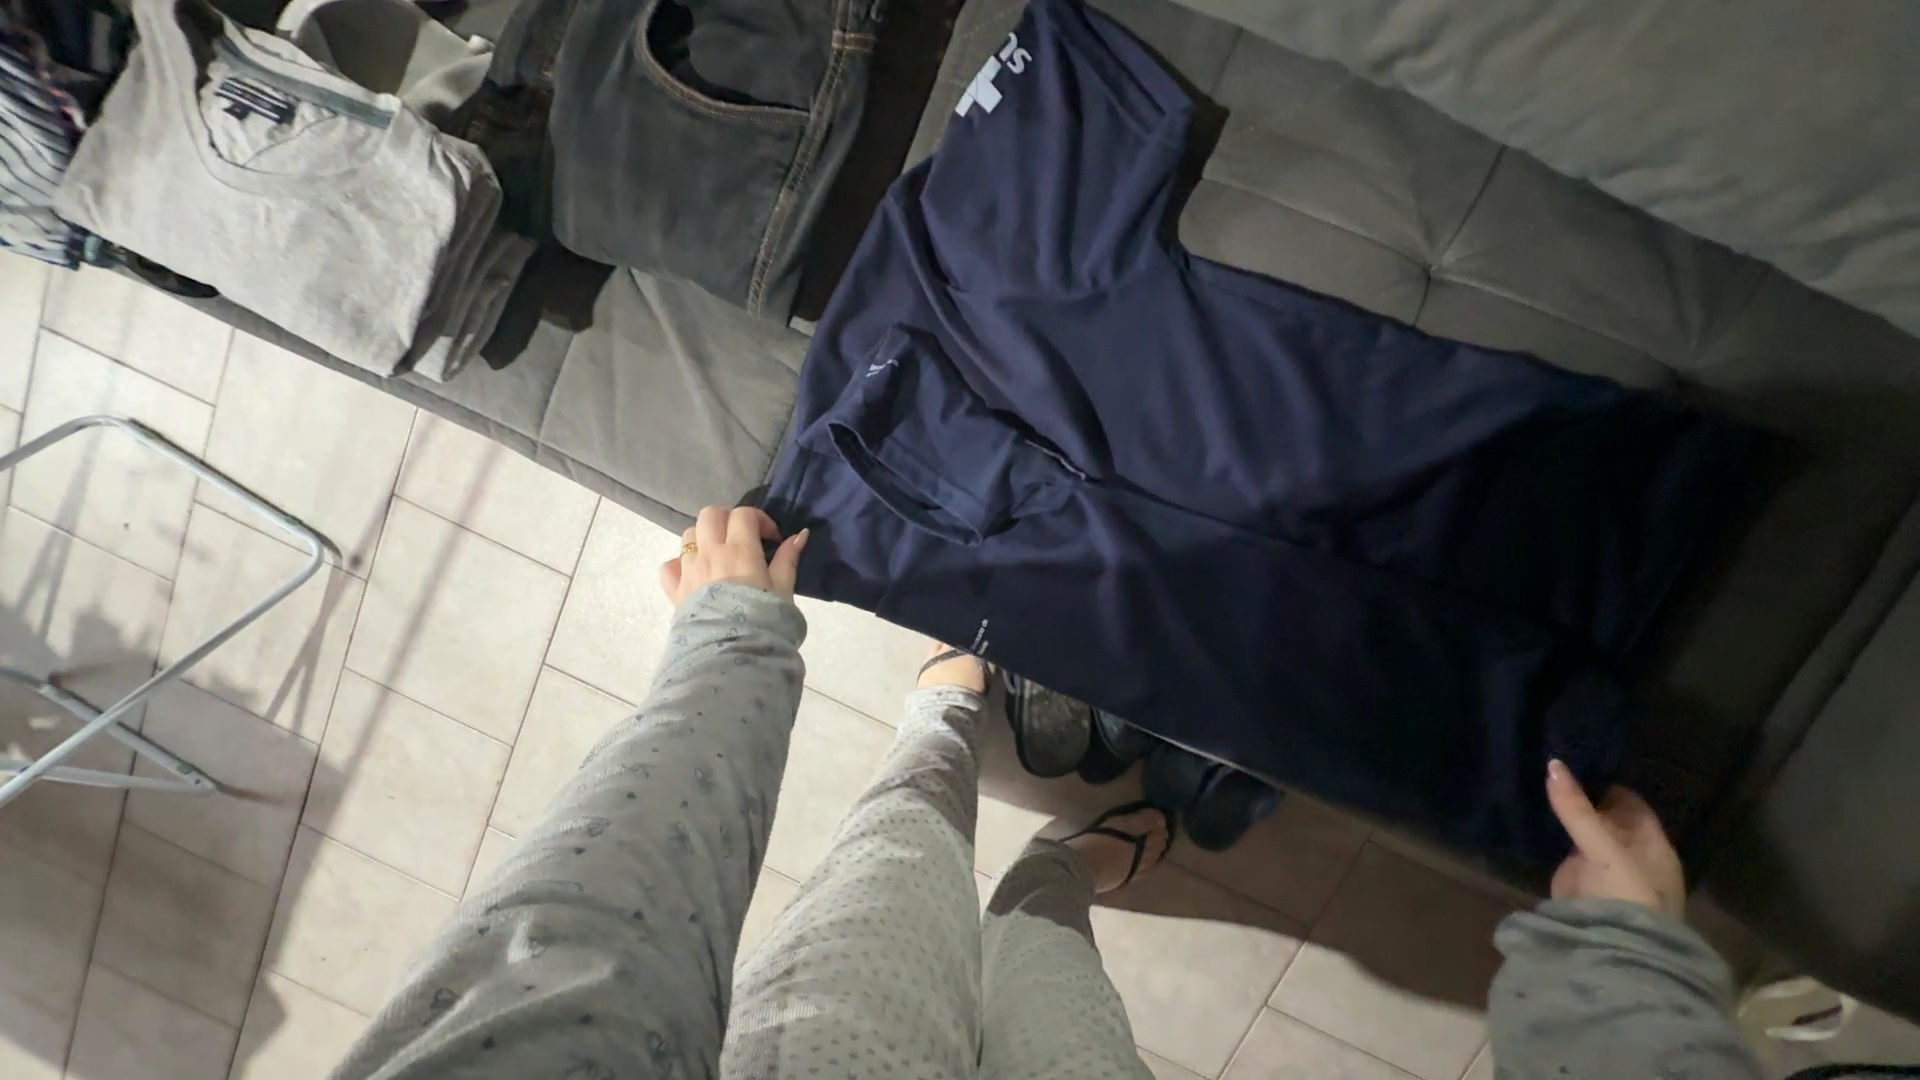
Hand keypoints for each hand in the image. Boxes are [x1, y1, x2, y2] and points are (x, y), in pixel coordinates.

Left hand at [658, 505, 807, 606]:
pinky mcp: (675, 590)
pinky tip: (695, 574)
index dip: (760, 519)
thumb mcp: (784, 589)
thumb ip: (788, 559)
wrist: (732, 655)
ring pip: (688, 535)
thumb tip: (800, 534)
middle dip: (729, 518)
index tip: (772, 539)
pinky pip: (669, 566)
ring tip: (720, 555)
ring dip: (705, 537)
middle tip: (744, 537)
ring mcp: (688, 570)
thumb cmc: (764, 621)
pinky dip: (680, 563)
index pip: (743, 514)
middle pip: (710, 514)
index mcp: (739, 550)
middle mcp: (710, 553)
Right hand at [1545, 760, 1684, 918]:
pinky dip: (1555, 824)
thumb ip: (1577, 808)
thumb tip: (1553, 763)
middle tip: (1552, 762)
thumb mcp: (1602, 846)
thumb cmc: (1623, 891)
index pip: (1631, 803)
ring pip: (1585, 825)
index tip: (1577, 757)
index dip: (1607, 781)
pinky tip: (1535, 806)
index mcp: (1652, 845)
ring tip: (1538, 777)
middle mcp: (1630, 850)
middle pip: (1606, 812)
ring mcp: (1603, 861)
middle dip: (1583, 791)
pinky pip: (1566, 839)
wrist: (1608, 940)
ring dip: (1567, 808)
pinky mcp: (1577, 870)